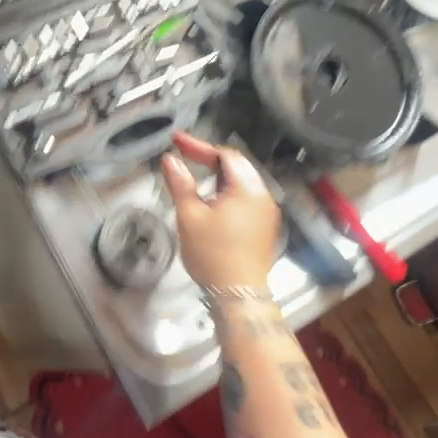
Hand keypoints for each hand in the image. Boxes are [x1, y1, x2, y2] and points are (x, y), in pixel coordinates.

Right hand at [161, 133, 281, 289]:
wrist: (238, 296)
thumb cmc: (212, 254)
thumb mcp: (190, 216)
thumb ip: (181, 184)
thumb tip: (171, 159)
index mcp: (247, 189)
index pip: (225, 155)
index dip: (199, 146)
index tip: (175, 141)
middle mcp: (263, 196)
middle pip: (236, 166)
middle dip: (209, 158)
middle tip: (183, 154)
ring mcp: (266, 213)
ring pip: (241, 182)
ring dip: (218, 175)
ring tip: (194, 174)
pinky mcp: (264, 227)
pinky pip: (245, 198)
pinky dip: (227, 191)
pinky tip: (211, 198)